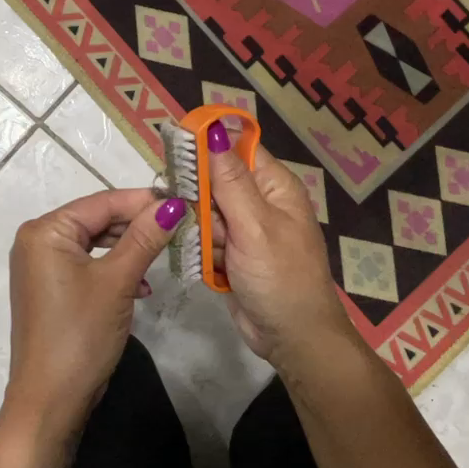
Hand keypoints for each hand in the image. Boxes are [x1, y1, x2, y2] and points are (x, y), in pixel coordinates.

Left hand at [3, 188, 185, 440]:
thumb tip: (174, 204)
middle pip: (98, 220)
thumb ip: (144, 238)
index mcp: (45, 231)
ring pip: (96, 243)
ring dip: (130, 249)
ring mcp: (42, 267)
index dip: (143, 201)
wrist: (51, 400)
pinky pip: (89, 265)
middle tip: (181, 227)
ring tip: (165, 255)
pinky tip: (142, 286)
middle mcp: (38, 241)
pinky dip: (115, 270)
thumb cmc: (80, 334)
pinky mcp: (52, 289)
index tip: (184, 201)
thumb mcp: (117, 282)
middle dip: (138, 225)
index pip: (102, 202)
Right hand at [204, 122, 355, 364]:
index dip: (207, 146)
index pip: (236, 148)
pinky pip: (204, 239)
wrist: (293, 338)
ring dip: (201, 231)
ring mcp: (244, 229)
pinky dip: (202, 251)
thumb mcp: (255, 225)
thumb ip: (230, 180)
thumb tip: (214, 129)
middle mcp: (259, 201)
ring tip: (217, 254)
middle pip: (213, 181)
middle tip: (205, 223)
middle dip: (200, 201)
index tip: (176, 152)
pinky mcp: (231, 253)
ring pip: (203, 212)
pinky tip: (213, 268)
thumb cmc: (281, 277)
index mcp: (274, 185)